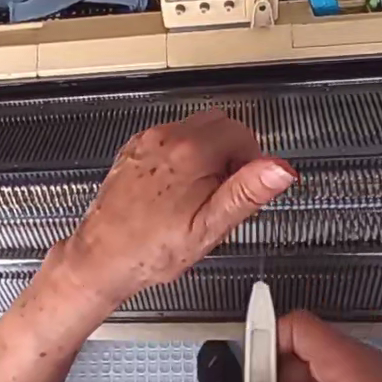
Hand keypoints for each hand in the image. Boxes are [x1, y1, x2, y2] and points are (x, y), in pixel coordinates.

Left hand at [50, 111, 295, 310]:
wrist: (102, 258)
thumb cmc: (150, 251)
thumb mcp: (209, 227)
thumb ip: (247, 192)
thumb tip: (279, 168)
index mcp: (190, 153)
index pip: (242, 132)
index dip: (251, 161)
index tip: (241, 186)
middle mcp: (166, 138)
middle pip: (219, 123)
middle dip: (231, 152)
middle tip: (223, 191)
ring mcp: (147, 142)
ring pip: (195, 129)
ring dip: (207, 152)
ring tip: (198, 194)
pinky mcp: (134, 150)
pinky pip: (171, 139)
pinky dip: (183, 155)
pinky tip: (175, 190)